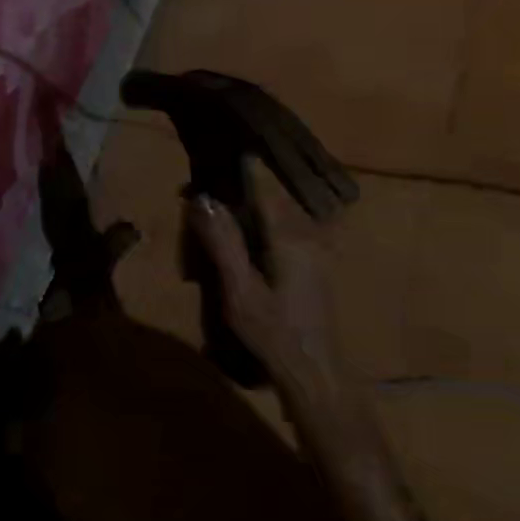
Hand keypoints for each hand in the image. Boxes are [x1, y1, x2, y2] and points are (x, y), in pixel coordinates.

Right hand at [184, 158, 342, 386]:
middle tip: (216, 176)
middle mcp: (309, 235)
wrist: (314, 372)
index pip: (265, 188)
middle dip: (248, 181)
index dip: (245, 168)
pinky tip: (252, 222)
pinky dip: (269, 213)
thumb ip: (221, 241)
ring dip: (259, 197)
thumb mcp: (238, 289)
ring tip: (230, 192)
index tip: (227, 147)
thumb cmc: (272, 332)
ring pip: (286, 209)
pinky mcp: (315, 262)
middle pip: (276, 195)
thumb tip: (202, 198)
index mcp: (289, 237)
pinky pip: (291, 223)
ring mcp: (317, 249)